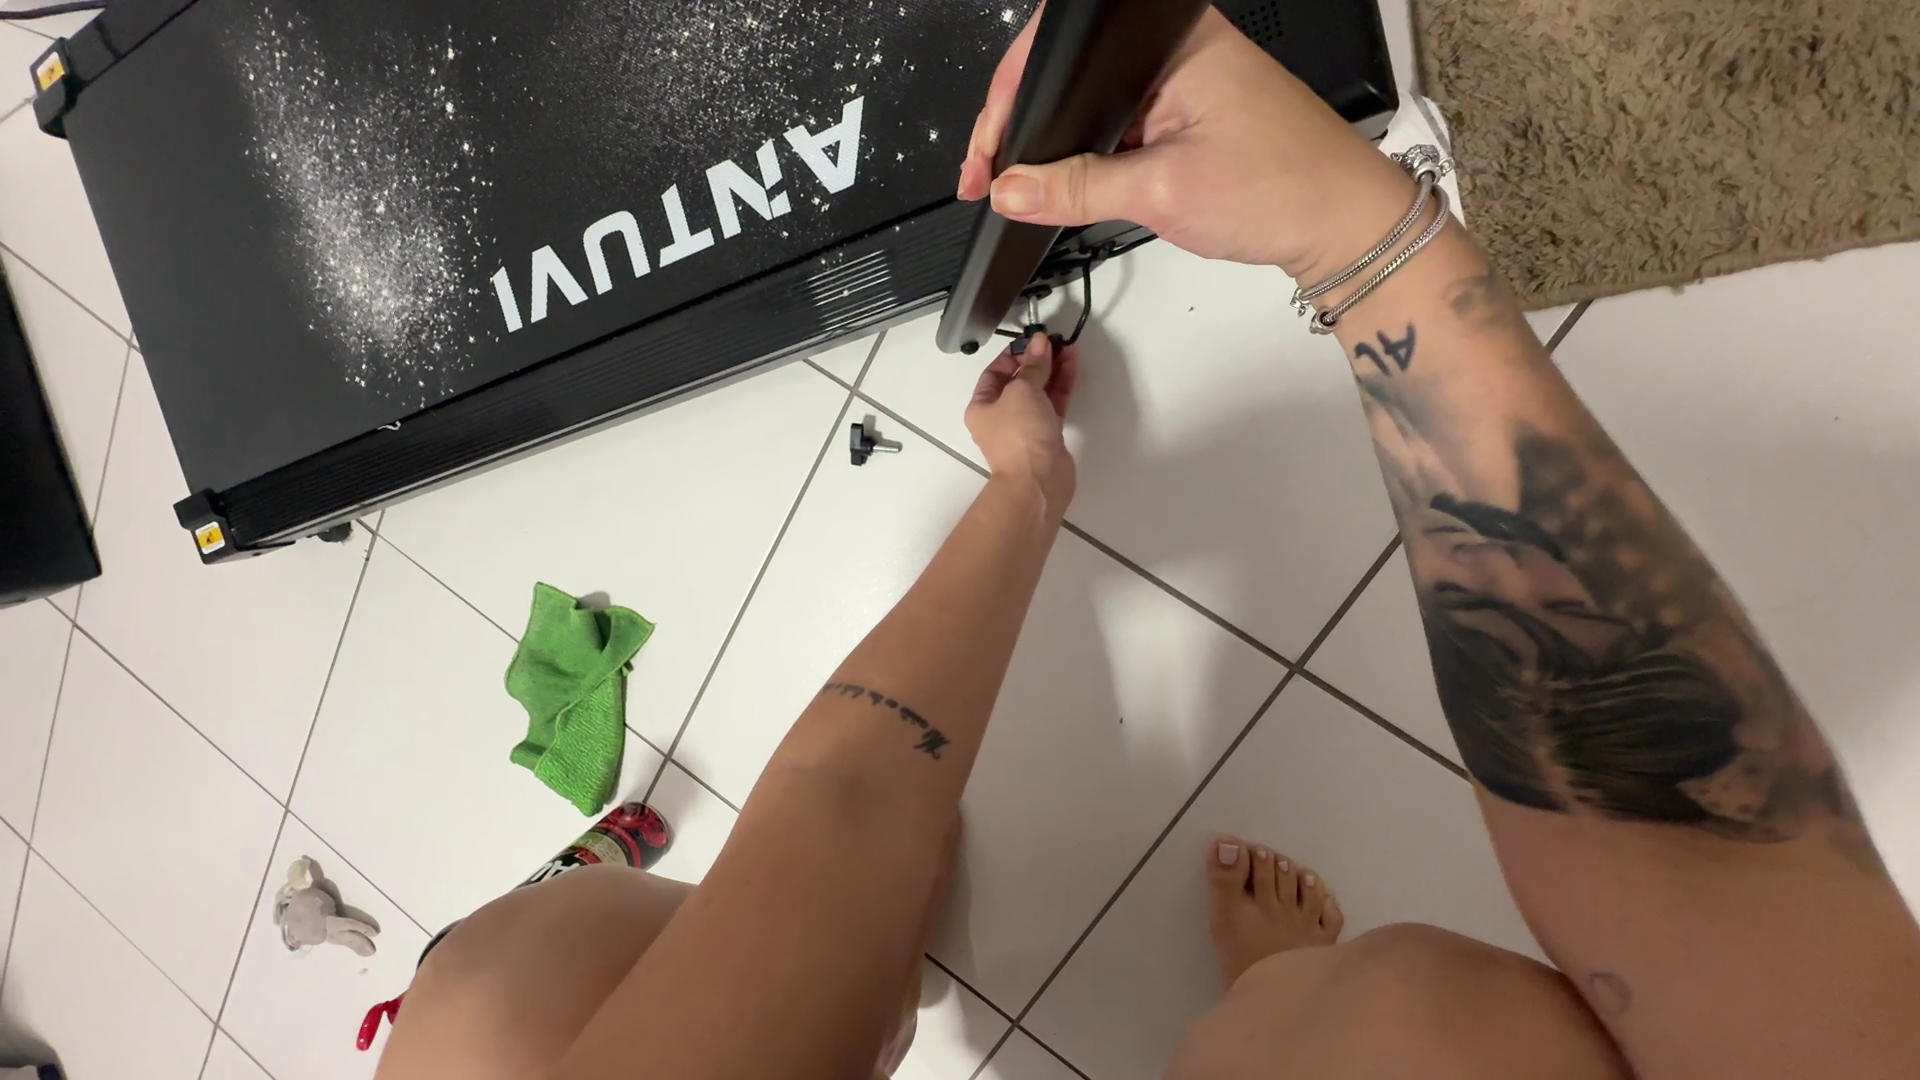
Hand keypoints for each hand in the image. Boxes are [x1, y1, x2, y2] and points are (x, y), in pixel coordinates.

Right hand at [957, 6, 1416, 282]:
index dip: (1007, 109)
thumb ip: (1076, 189)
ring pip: (1088, 112)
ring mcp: (1176, 83)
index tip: (983, 166)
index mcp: (1167, 39)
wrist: (1336, 223)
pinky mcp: (1181, 115)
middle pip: (1067, 81)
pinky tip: (1072, 188)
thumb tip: (1009, 189)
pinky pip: (1116, 132)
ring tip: (1026, 192)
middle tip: (993, 183)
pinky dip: (1088, 163)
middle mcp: (1170, 50)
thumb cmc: (1277, 188)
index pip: (1057, 57)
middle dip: (1022, 134)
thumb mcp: (1161, 191)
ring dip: (1054, 154)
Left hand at [965, 332, 1078, 512]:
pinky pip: (1053, 404)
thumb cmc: (1019, 434)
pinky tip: (1072, 366)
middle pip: (1019, 381)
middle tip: (1056, 341)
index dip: (1013, 354)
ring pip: (1039, 392)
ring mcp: (1025, 427)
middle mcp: (1001, 417)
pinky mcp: (1047, 435)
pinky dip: (1062, 386)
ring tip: (1069, 348)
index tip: (1033, 340)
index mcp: (982, 407)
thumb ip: (1033, 365)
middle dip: (1037, 360)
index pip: (994, 373)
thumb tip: (1040, 341)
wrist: (1038, 481)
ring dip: (1053, 370)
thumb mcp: (1022, 391)